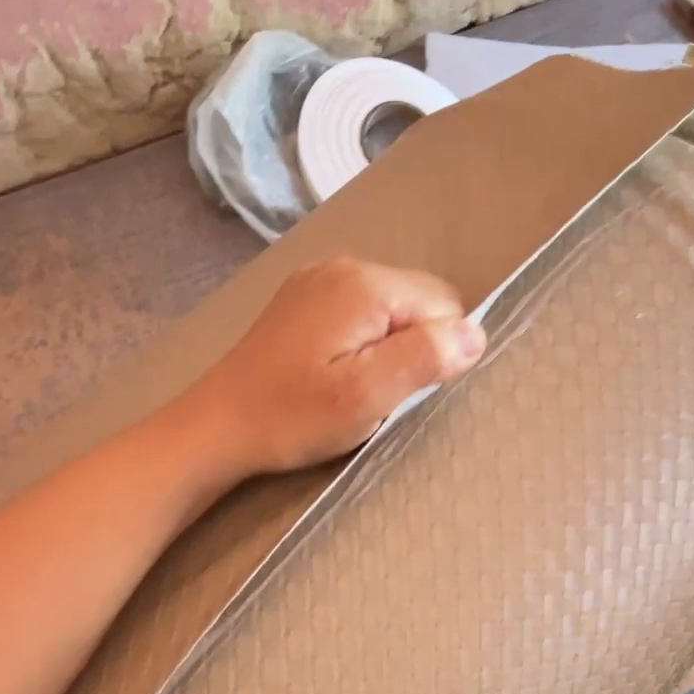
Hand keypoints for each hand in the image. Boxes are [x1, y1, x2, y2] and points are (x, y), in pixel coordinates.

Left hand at [181, 257, 486, 475]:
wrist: (217, 426)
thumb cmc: (292, 416)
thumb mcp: (365, 397)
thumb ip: (424, 359)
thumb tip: (476, 334)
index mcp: (365, 285)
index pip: (444, 305)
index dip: (437, 352)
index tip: (401, 390)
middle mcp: (344, 267)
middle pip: (418, 302)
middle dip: (413, 348)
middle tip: (377, 393)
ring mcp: (318, 280)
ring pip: (391, 310)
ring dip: (388, 349)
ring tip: (354, 387)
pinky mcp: (302, 301)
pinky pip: (360, 313)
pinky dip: (363, 343)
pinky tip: (335, 373)